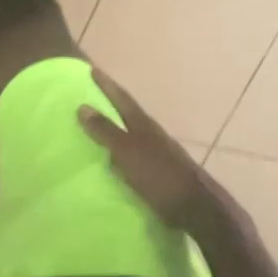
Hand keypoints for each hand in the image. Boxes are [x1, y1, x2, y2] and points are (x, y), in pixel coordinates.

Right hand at [79, 68, 237, 236]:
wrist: (195, 207)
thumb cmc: (158, 176)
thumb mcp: (127, 152)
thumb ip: (106, 131)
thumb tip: (83, 106)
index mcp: (144, 125)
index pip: (122, 98)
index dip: (107, 84)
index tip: (92, 69)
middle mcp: (153, 134)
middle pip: (130, 113)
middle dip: (112, 103)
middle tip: (93, 96)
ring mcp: (160, 152)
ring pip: (134, 133)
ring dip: (118, 127)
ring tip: (100, 127)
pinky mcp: (162, 171)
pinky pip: (136, 153)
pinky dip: (123, 150)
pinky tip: (116, 160)